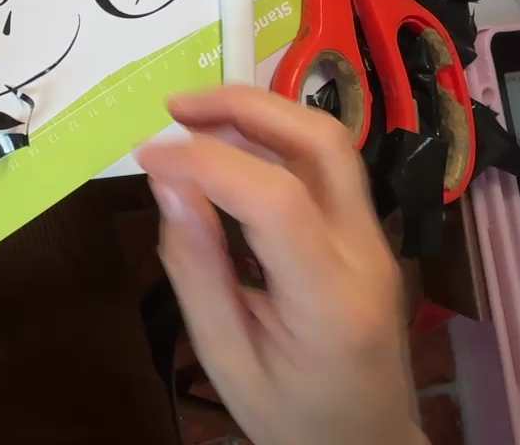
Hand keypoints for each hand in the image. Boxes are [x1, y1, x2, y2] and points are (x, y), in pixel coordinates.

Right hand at [138, 85, 422, 444]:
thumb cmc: (290, 414)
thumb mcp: (224, 355)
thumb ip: (194, 266)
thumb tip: (166, 181)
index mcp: (331, 299)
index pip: (275, 200)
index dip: (204, 163)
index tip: (146, 156)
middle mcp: (365, 252)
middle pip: (319, 143)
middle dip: (242, 106)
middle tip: (174, 108)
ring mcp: (373, 235)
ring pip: (325, 138)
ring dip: (256, 110)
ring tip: (192, 116)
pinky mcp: (364, 228)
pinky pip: (321, 159)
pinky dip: (267, 132)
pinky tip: (224, 142)